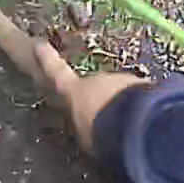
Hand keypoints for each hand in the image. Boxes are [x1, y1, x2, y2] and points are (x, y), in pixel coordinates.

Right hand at [33, 41, 149, 153]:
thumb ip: (82, 127)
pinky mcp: (143, 84)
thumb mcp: (84, 137)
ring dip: (122, 108)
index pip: (56, 73)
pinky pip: (138, 97)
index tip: (39, 44)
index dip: (47, 59)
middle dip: (101, 102)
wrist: (135, 124)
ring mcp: (121, 80)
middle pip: (95, 88)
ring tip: (127, 130)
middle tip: (106, 124)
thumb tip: (85, 127)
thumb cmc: (101, 133)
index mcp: (75, 92)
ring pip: (119, 92)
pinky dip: (140, 109)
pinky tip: (144, 126)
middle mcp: (96, 80)